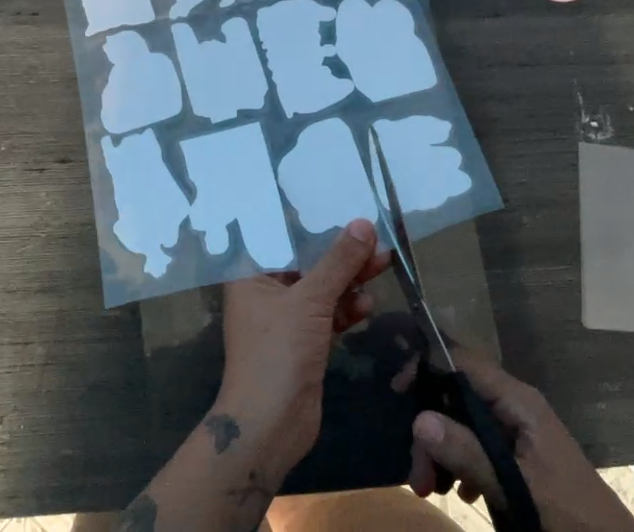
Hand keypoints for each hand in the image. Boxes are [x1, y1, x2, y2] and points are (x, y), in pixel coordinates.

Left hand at [214, 218, 390, 483]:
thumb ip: (339, 262)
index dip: (315, 225)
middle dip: (342, 254)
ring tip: (382, 264)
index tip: (347, 209)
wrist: (270, 425)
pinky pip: (327, 315)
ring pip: (321, 290)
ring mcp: (284, 321)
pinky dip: (346, 309)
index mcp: (251, 276)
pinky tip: (366, 304)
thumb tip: (364, 224)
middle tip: (377, 240)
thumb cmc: (278, 352)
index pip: (283, 238)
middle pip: (307, 263)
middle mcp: (264, 293)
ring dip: (349, 280)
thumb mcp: (310, 300)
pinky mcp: (303, 344)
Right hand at [409, 354, 633, 531]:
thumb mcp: (516, 488)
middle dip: (430, 428)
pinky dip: (458, 463)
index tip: (396, 391)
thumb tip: (419, 419)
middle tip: (417, 477)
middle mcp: (514, 406)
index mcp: (518, 401)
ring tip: (432, 490)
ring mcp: (516, 431)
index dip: (428, 365)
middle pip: (457, 396)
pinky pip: (475, 445)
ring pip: (462, 423)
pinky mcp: (517, 457)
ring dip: (440, 451)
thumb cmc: (569, 516)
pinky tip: (458, 493)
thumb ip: (468, 453)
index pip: (464, 361)